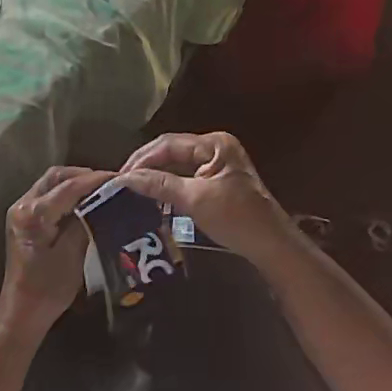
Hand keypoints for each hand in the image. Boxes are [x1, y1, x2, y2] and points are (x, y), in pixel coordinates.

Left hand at [0, 166, 113, 335]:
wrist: (23, 311)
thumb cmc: (48, 288)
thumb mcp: (71, 255)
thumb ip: (84, 221)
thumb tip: (101, 199)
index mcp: (33, 214)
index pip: (68, 187)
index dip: (95, 180)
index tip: (119, 177)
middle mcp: (22, 205)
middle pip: (55, 177)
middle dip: (83, 176)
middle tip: (108, 182)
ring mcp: (20, 211)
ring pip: (51, 183)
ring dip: (74, 183)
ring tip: (99, 190)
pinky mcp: (24, 219)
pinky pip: (47, 195)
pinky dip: (66, 193)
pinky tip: (84, 202)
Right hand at [113, 132, 301, 265]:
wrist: (271, 246)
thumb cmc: (237, 219)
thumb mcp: (195, 200)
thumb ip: (159, 185)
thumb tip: (125, 178)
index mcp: (214, 143)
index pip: (168, 144)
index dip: (142, 159)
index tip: (120, 176)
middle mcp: (215, 147)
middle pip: (171, 151)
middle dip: (146, 166)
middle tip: (122, 183)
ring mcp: (217, 164)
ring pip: (176, 165)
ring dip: (155, 176)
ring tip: (131, 189)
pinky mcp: (216, 181)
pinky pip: (185, 177)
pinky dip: (168, 186)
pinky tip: (152, 195)